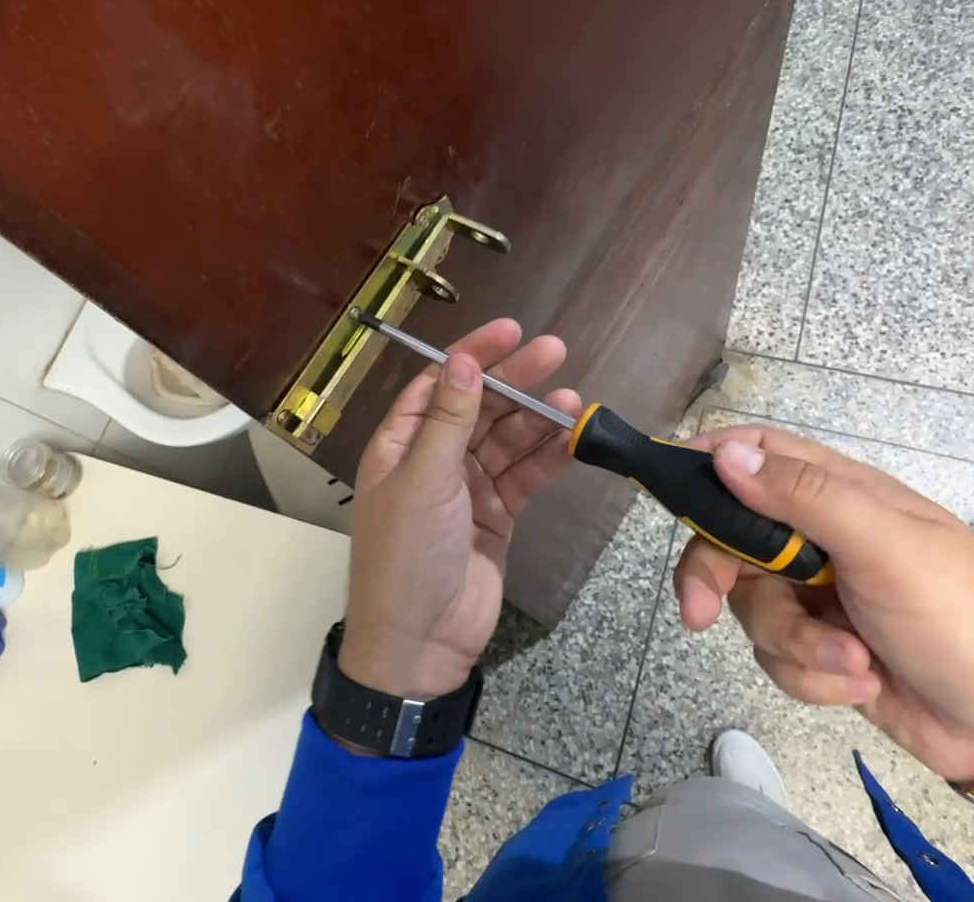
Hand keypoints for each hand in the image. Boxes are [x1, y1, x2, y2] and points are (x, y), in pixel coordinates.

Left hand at [340, 318, 581, 701]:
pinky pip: (525, 476)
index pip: (439, 384)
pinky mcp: (497, 515)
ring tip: (572, 399)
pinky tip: (572, 439)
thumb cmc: (407, 555)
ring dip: (536, 418)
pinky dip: (547, 458)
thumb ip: (447, 421)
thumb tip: (462, 363)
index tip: (510, 331)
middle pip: (478, 406)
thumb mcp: (423, 481)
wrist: (422, 643)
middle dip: (514, 380)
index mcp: (402, 444)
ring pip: (506, 439)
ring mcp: (468, 487)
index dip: (473, 355)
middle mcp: (433, 458)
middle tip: (555, 352)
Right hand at [673, 424, 973, 785]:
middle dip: (715, 578)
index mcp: (838, 494)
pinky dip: (811, 675)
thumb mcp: (888, 548)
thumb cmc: (963, 620)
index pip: (758, 452)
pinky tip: (859, 682)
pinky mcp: (817, 646)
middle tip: (699, 612)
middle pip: (727, 537)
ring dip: (795, 643)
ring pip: (750, 606)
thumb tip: (723, 454)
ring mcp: (815, 594)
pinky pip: (775, 654)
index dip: (708, 460)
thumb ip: (805, 496)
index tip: (664, 487)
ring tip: (852, 662)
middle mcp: (817, 537)